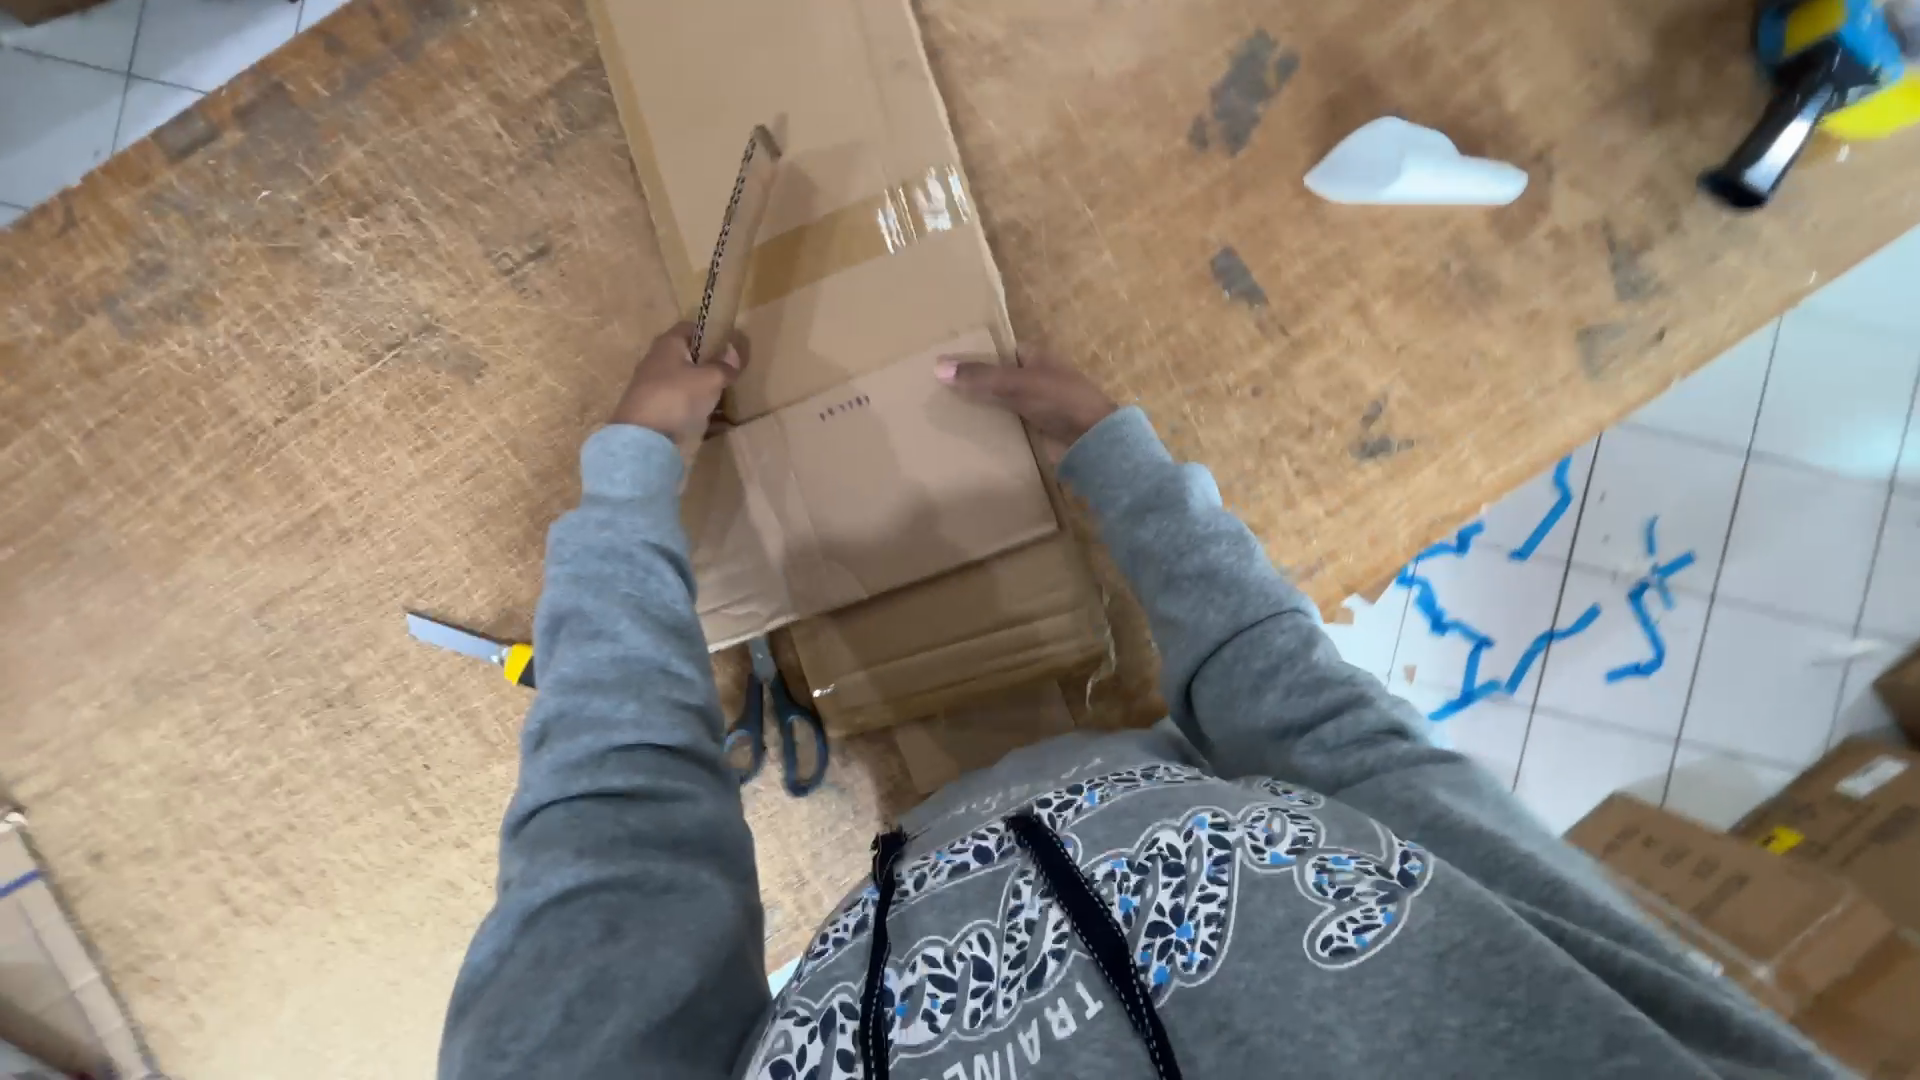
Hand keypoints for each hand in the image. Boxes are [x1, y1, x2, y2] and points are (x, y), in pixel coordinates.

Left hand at [610, 323, 744, 441]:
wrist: (643, 434)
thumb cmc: (678, 396)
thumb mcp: (710, 379)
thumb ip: (724, 366)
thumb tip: (733, 353)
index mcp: (668, 343)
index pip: (689, 327)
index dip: (709, 333)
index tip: (727, 345)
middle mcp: (656, 359)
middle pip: (685, 355)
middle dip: (706, 363)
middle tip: (727, 374)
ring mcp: (651, 384)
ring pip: (682, 380)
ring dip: (701, 387)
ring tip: (721, 399)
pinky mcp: (651, 406)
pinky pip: (678, 401)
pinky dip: (692, 406)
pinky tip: (707, 419)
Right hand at [935, 347, 1116, 459]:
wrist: (1093, 440)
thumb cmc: (1060, 400)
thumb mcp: (1017, 383)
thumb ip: (980, 376)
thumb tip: (938, 368)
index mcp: (1036, 357)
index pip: (999, 351)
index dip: (975, 355)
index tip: (946, 364)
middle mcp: (1036, 378)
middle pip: (998, 378)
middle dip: (974, 384)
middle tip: (940, 391)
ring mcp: (1037, 406)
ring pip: (1001, 403)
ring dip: (981, 409)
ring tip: (946, 413)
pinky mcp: (1037, 430)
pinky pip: (1008, 426)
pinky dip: (992, 429)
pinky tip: (969, 434)